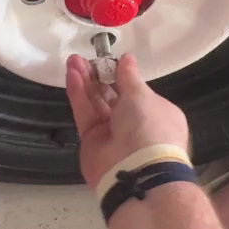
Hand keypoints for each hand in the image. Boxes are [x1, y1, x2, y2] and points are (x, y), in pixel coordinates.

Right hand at [63, 54, 191, 190]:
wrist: (137, 170)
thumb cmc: (150, 128)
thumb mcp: (142, 95)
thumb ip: (129, 76)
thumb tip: (127, 59)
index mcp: (156, 113)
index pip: (135, 90)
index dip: (120, 75)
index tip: (107, 60)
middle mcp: (134, 124)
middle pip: (112, 95)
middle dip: (98, 75)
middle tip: (83, 58)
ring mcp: (112, 133)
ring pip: (96, 102)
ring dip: (85, 81)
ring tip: (72, 61)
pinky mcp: (92, 140)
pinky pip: (85, 113)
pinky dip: (78, 94)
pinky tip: (71, 75)